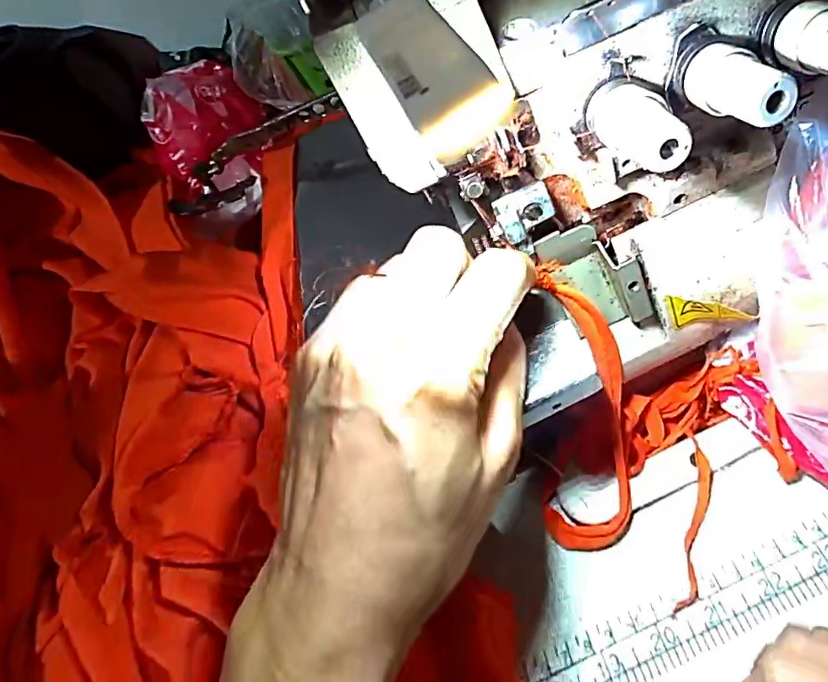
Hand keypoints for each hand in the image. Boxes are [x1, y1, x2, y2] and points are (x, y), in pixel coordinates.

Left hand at [225, 226, 532, 681]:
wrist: (333, 585)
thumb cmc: (417, 538)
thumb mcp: (498, 458)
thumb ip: (510, 372)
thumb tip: (508, 323)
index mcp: (438, 372)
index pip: (494, 270)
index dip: (518, 274)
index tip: (517, 289)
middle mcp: (380, 343)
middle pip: (437, 243)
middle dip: (467, 269)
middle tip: (475, 309)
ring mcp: (336, 344)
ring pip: (396, 264)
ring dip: (423, 287)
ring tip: (431, 334)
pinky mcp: (308, 355)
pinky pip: (360, 297)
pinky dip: (387, 309)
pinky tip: (395, 351)